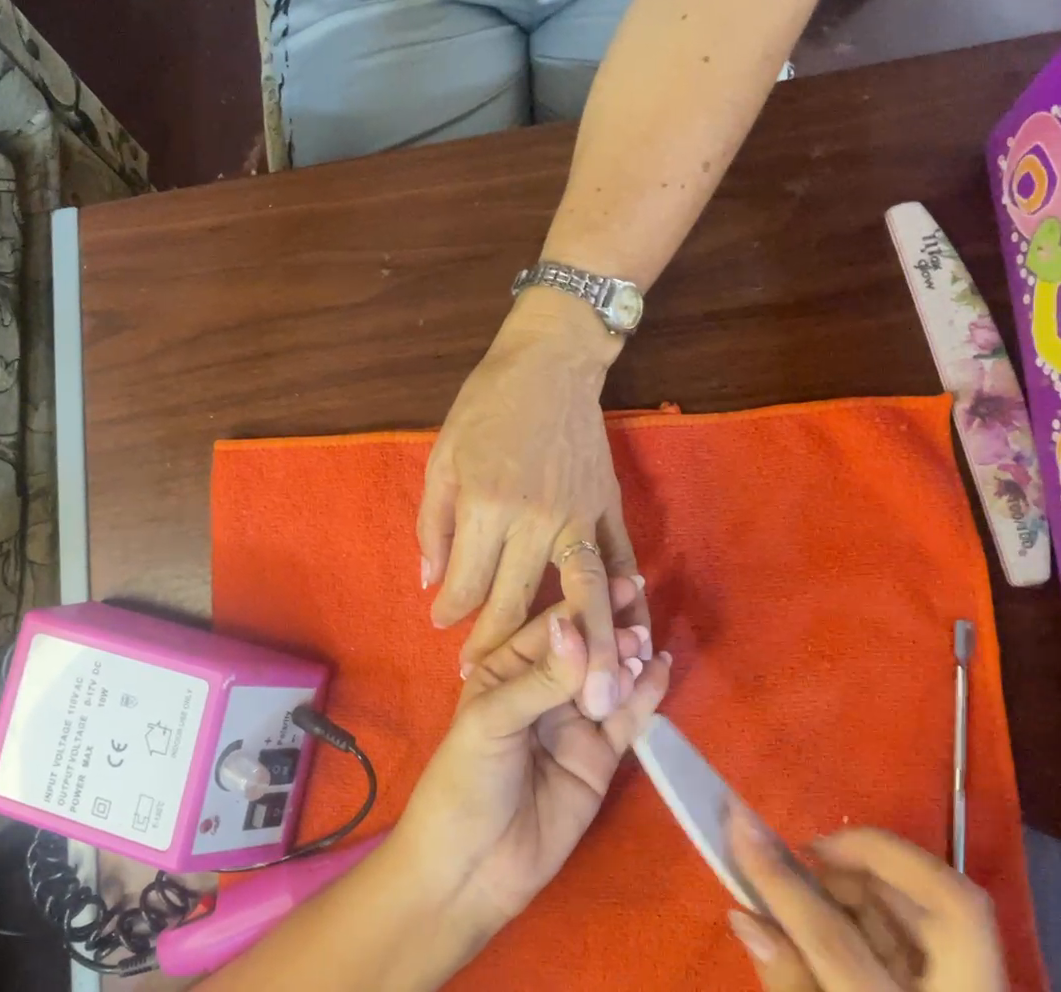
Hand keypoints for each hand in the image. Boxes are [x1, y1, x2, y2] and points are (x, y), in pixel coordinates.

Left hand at [391, 583, 670, 936]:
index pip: (547, 629)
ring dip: (627, 659)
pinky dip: (645, 696)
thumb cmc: (464, 783)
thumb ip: (540, 680)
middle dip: (609, 628)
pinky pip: (626, 720)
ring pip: (607, 680)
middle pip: (583, 650)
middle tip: (638, 608)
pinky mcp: (597, 759)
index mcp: (503, 670)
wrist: (471, 867)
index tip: (613, 580)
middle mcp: (540, 690)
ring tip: (645, 642)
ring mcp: (571, 723)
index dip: (579, 606)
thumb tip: (576, 626)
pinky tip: (661, 671)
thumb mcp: (492, 723)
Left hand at [420, 288, 647, 720]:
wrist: (549, 364)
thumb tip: (430, 582)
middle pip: (519, 602)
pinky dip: (626, 604)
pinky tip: (630, 640)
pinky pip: (622, 564)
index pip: (468, 582)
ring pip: (582, 597)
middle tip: (485, 681)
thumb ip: (434, 525)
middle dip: (498, 647)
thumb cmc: (485, 408)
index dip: (452, 612)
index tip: (444, 628)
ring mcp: (581, 516)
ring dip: (582, 652)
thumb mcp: (442, 459)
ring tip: (581, 698)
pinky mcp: (612, 508)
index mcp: (487, 506)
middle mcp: (536, 520)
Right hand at [726, 810, 1007, 991]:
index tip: (738, 826)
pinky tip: (844, 910)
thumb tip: (744, 915)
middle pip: (952, 906)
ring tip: (817, 881)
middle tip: (812, 851)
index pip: (836, 940)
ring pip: (947, 910)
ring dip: (876, 880)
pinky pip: (937, 933)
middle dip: (878, 858)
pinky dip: (886, 908)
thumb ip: (788, 986)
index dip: (783, 880)